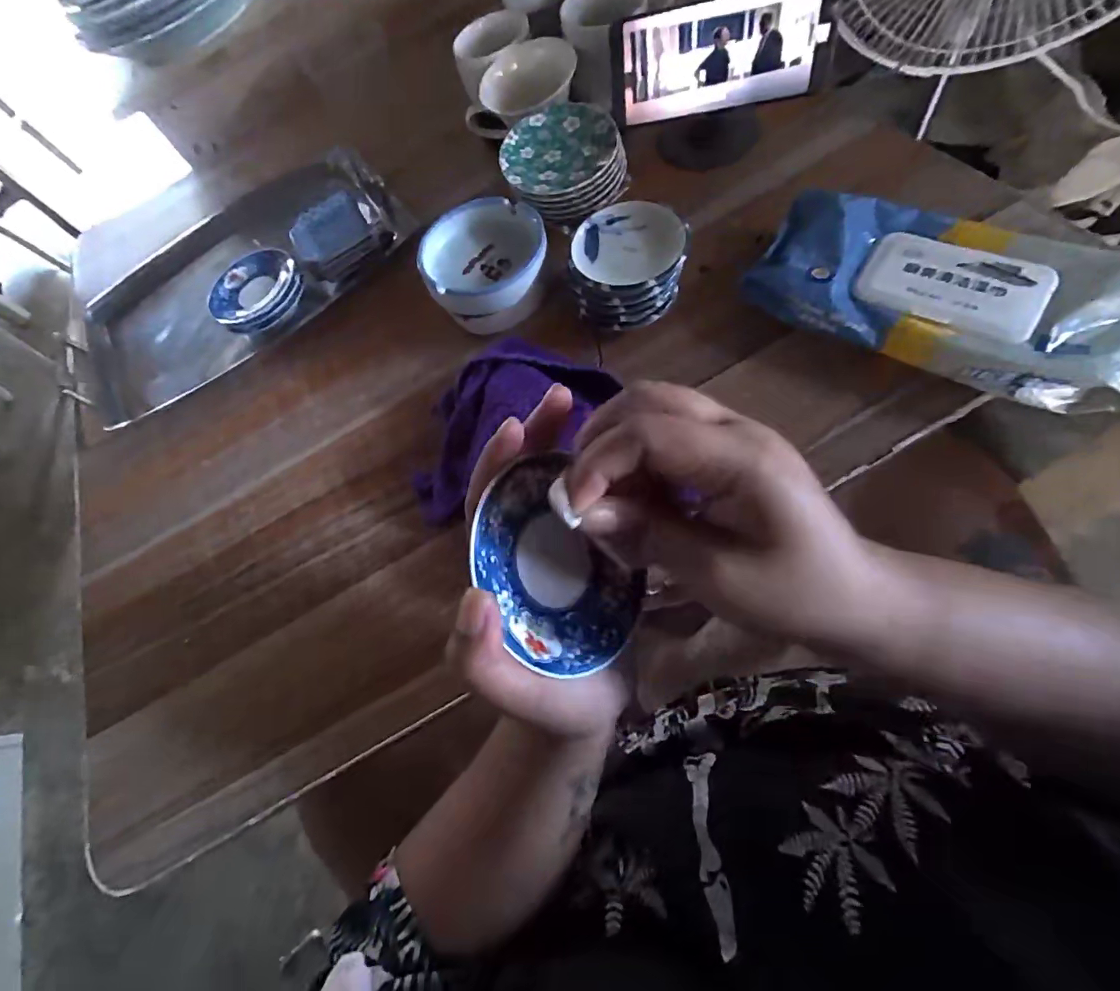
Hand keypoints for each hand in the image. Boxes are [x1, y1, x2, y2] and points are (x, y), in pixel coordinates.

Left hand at [449, 384, 631, 742]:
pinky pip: (606, 513)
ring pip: (570, 491)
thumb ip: (476, 659)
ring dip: (584, 452)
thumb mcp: (507, 691)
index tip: (516, 428)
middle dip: (539, 439)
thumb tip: (473, 597)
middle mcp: (528, 549)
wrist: (590, 722)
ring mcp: (568, 553)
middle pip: (526, 484)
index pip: (485, 504)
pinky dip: (618, 484)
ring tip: (614, 418)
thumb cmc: (545, 706)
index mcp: (498, 566)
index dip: (496, 466)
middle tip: (563, 397)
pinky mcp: (606, 562)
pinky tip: (646, 464)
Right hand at [561, 382, 897, 645]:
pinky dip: (634, 453)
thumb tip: (585, 513)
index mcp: (741, 457)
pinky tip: (632, 493)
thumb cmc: (795, 594)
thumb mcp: (719, 577)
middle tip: (580, 491)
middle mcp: (735, 428)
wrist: (858, 596)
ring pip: (652, 405)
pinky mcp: (726, 447)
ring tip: (600, 491)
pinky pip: (665, 428)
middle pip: (646, 399)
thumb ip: (649, 536)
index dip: (598, 464)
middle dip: (599, 439)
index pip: (647, 431)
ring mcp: (732, 432)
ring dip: (613, 441)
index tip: (574, 509)